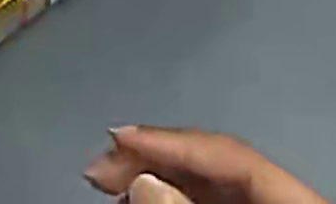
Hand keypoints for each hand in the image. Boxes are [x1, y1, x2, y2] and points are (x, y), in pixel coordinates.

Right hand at [84, 125, 329, 203]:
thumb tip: (143, 178)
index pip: (238, 159)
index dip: (174, 142)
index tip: (114, 137)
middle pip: (218, 172)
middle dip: (153, 163)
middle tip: (98, 171)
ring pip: (210, 192)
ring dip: (153, 181)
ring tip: (109, 188)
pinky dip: (169, 202)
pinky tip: (135, 202)